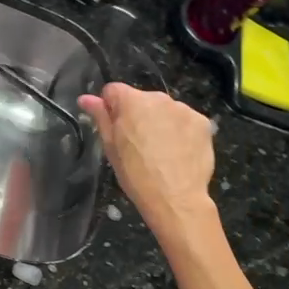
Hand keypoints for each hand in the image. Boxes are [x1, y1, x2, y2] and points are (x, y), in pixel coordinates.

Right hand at [77, 83, 218, 240]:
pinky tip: (179, 151)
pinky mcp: (202, 122)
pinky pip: (185, 120)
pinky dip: (181, 131)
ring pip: (164, 110)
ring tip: (161, 150)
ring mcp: (183, 109)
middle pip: (141, 100)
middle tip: (137, 143)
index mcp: (131, 101)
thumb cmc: (136, 174)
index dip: (110, 107)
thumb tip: (86, 98)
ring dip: (160, 122)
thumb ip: (100, 117)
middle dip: (138, 115)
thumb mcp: (111, 147)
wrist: (176, 198)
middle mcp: (158, 98)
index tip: (114, 128)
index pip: (113, 90)